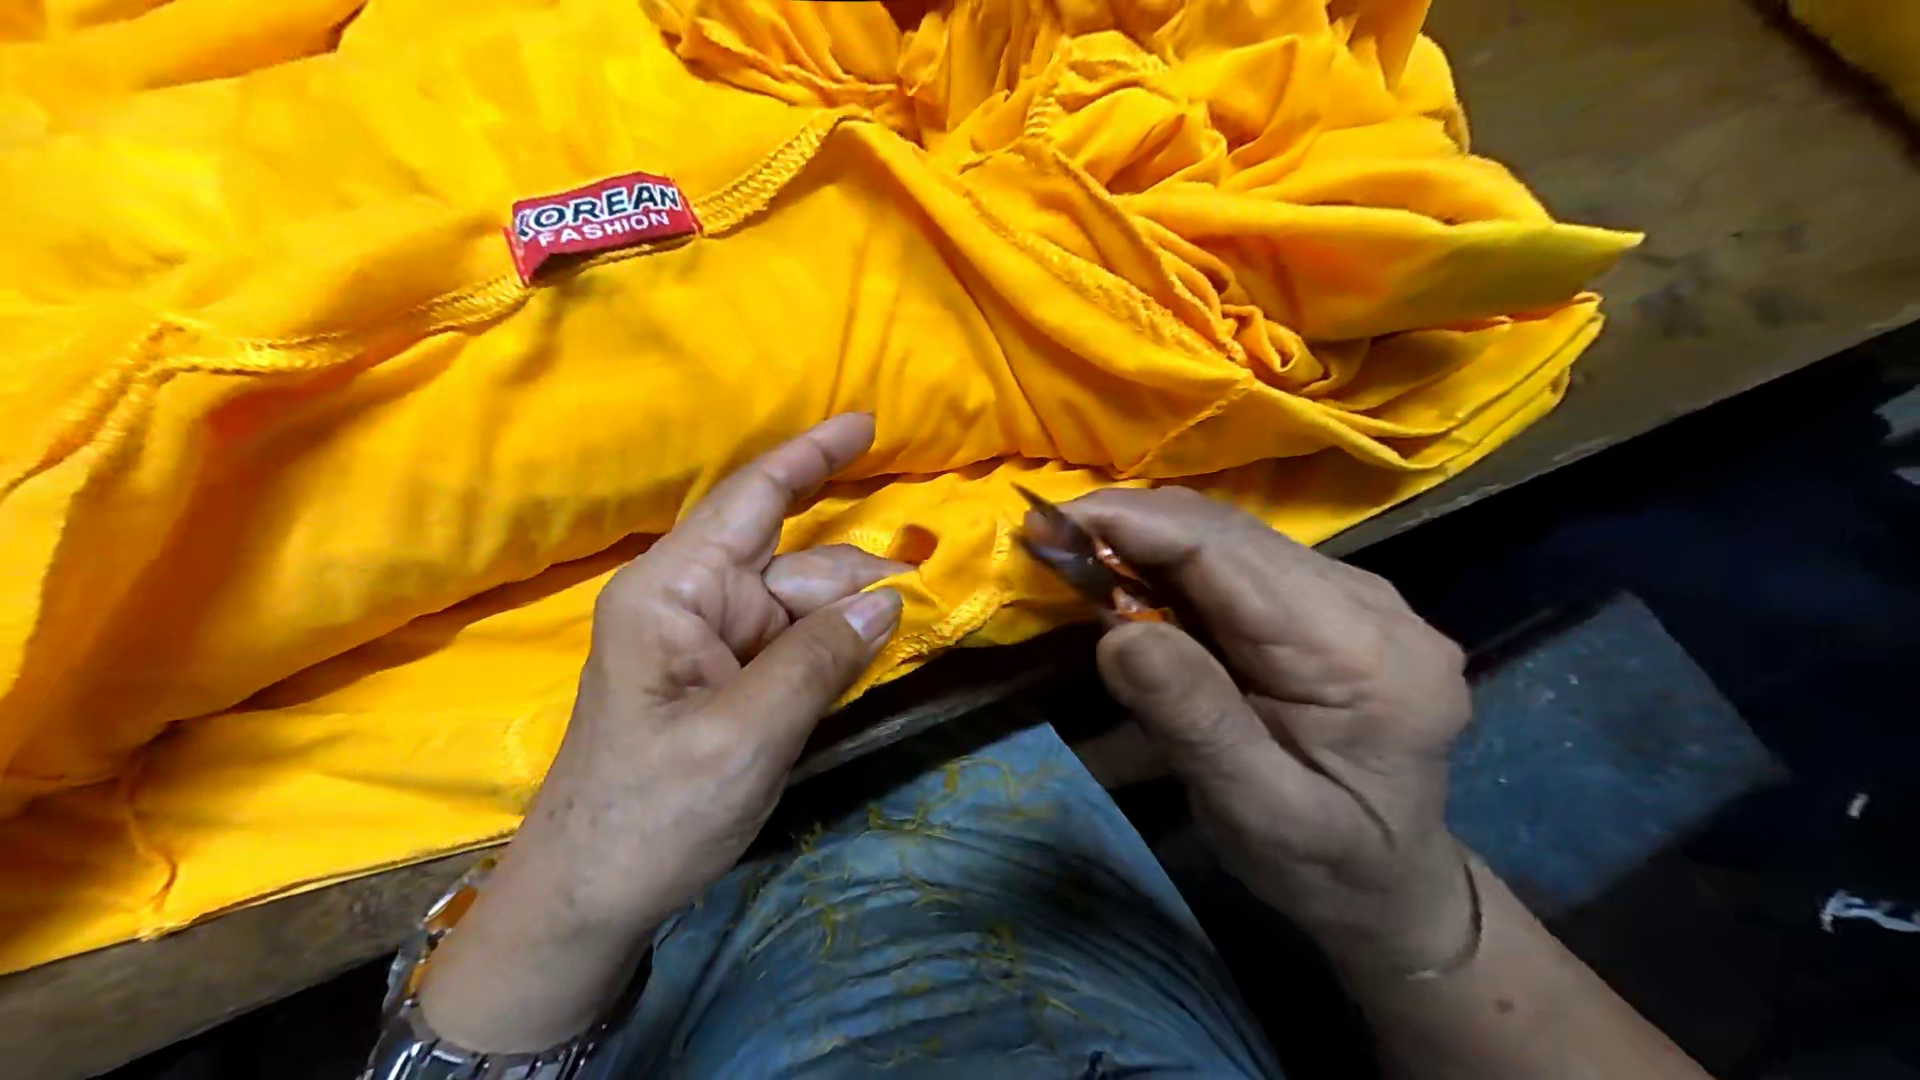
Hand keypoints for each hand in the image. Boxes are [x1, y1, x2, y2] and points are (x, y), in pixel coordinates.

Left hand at [419, 415, 905, 1051]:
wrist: (592, 896)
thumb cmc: (652, 812)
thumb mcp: (747, 734)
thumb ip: (820, 657)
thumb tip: (889, 599)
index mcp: (676, 590)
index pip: (753, 499)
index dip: (812, 456)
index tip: (866, 424)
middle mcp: (696, 599)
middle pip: (797, 564)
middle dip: (856, 582)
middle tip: (919, 600)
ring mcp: (715, 639)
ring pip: (806, 606)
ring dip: (850, 622)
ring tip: (890, 648)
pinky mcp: (731, 676)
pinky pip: (799, 643)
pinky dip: (835, 648)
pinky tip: (865, 660)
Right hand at [1064, 488, 1474, 974]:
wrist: (1394, 886)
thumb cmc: (1327, 868)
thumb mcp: (1257, 815)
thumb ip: (1196, 723)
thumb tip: (1118, 634)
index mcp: (1360, 654)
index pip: (1229, 553)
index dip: (1132, 525)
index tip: (1047, 523)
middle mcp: (1366, 602)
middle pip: (1225, 531)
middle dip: (1127, 527)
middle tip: (1047, 544)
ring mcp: (1351, 594)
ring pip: (1225, 535)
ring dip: (1143, 541)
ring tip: (1078, 562)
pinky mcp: (1325, 601)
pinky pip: (1233, 559)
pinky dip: (1169, 561)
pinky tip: (1131, 584)